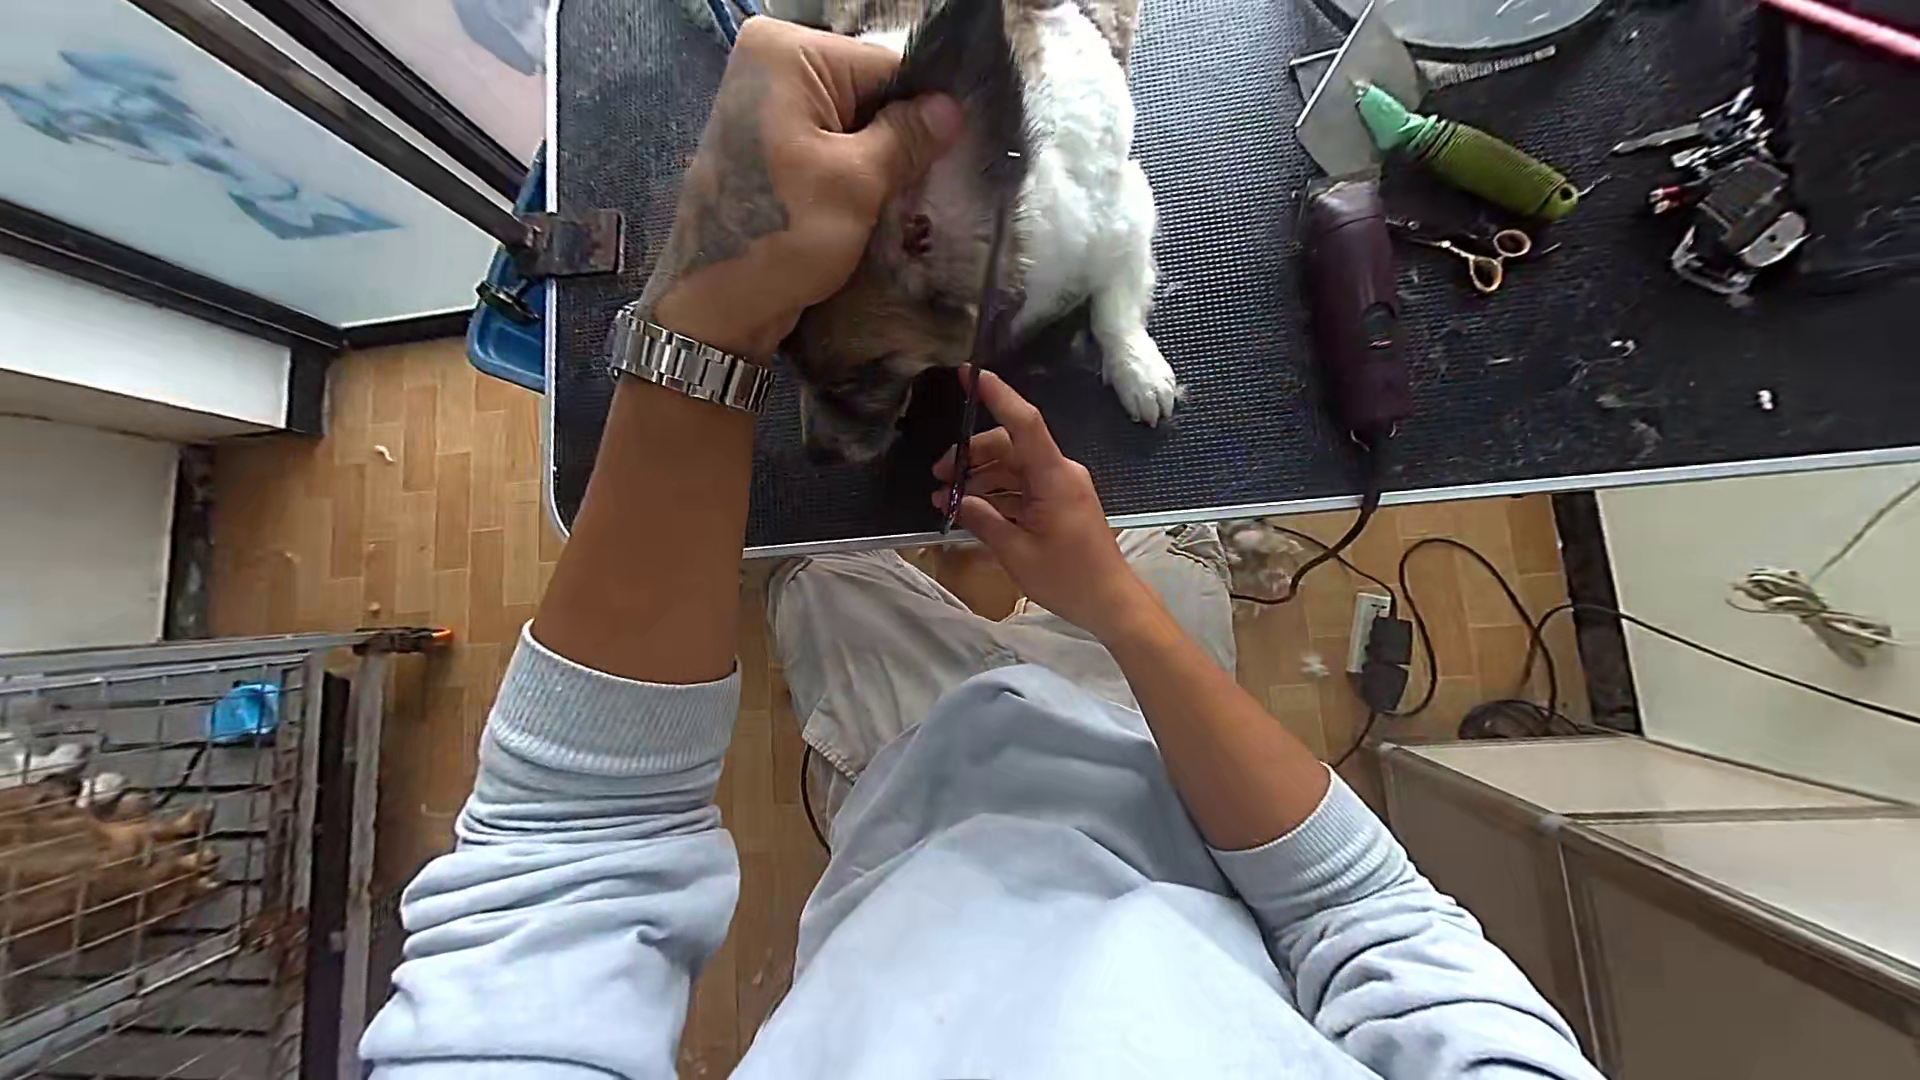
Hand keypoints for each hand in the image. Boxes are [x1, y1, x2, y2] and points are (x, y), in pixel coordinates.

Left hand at [639, 17, 962, 358]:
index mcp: (787, 54)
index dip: (922, 113)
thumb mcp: (856, 183)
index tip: (950, 159)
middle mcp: (774, 72)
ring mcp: (771, 117)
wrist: (724, 301)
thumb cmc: (785, 234)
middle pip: (867, 100)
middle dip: (900, 147)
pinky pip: (832, 160)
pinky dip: (858, 186)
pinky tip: (878, 215)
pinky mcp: (775, 159)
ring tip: (906, 209)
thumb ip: (905, 140)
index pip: (883, 67)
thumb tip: (951, 109)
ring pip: (854, 135)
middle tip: (928, 192)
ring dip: (882, 173)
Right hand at [931, 371, 1160, 641]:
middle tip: (939, 476)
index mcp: (1055, 478)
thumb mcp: (1016, 553)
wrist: (1111, 602)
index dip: (998, 395)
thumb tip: (957, 500)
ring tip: (948, 499)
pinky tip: (972, 508)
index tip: (970, 373)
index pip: (1025, 423)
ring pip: (1013, 467)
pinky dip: (998, 494)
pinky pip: (1023, 486)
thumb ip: (984, 520)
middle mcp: (1060, 473)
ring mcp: (1061, 488)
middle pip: (1010, 446)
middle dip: (972, 455)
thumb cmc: (1067, 578)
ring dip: (981, 478)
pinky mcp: (1060, 503)